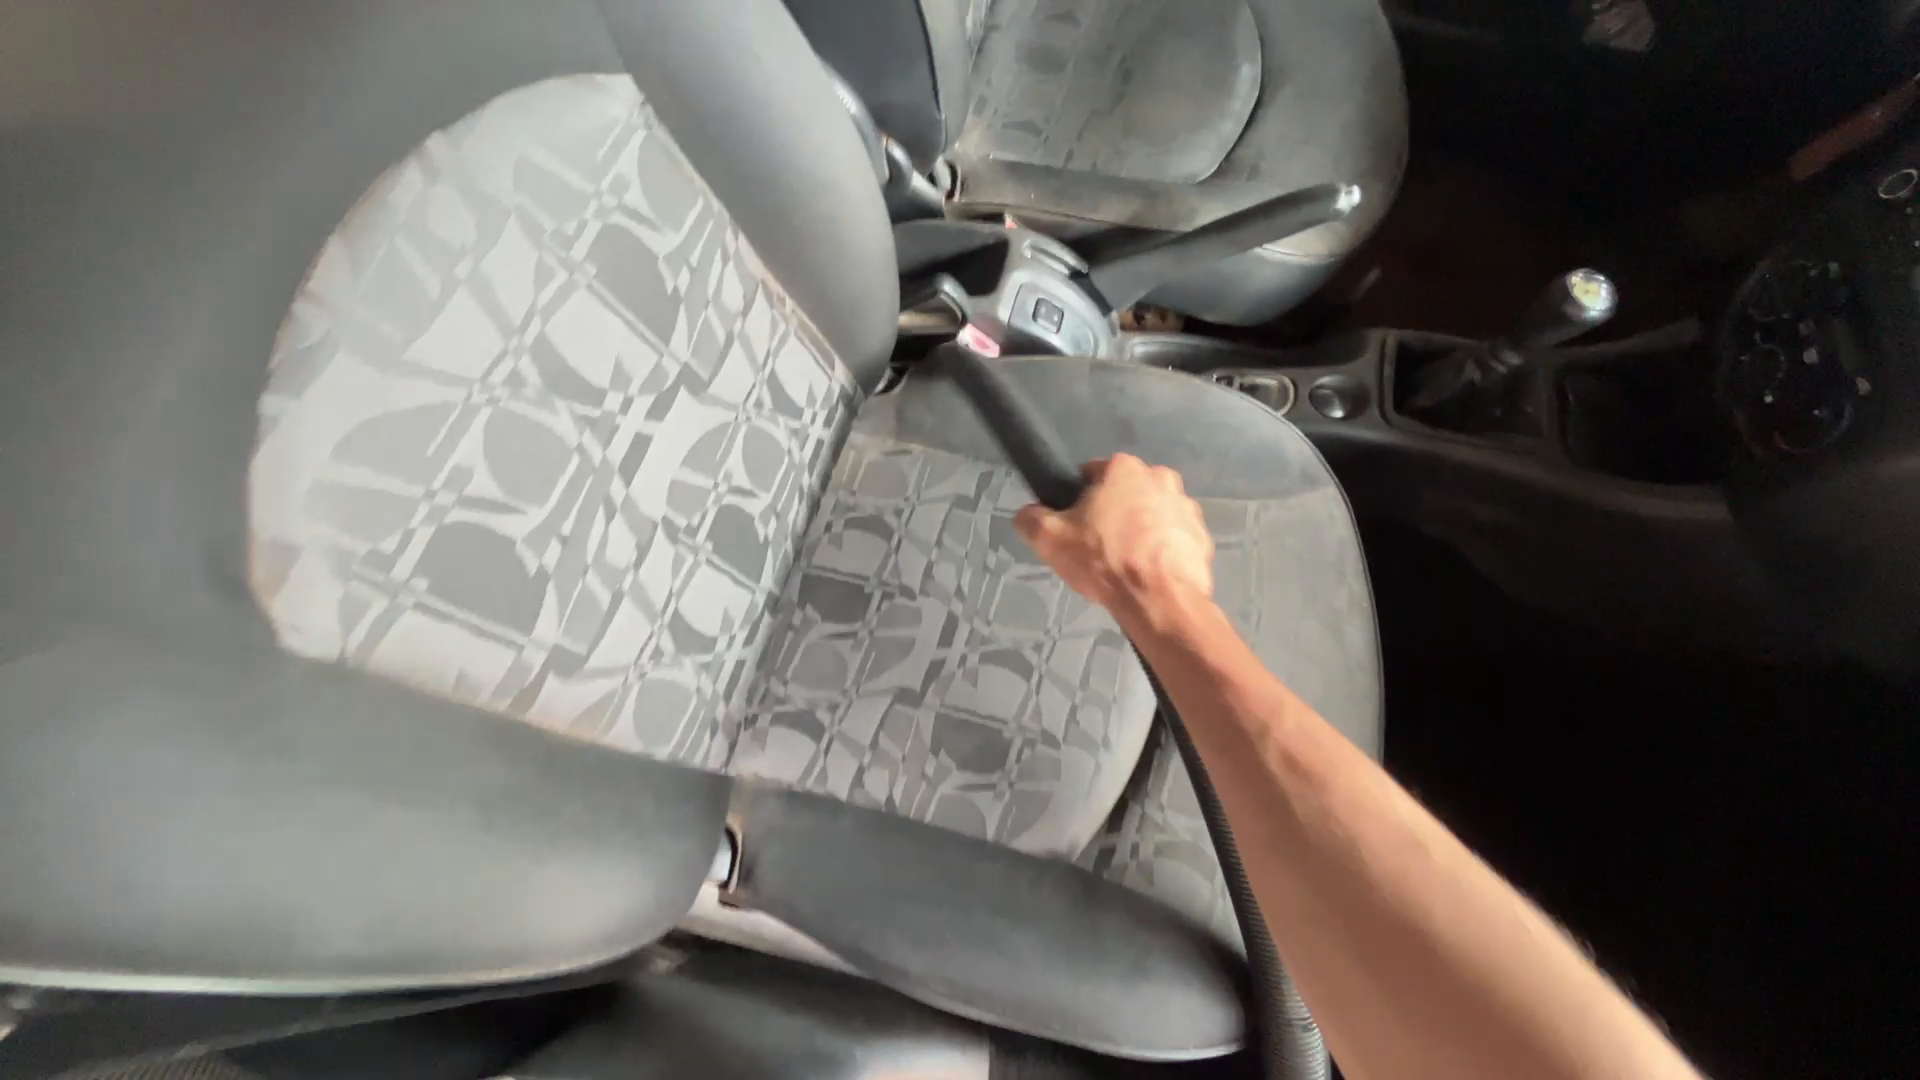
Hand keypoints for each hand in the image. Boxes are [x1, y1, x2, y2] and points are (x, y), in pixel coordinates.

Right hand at [1014, 454, 1214, 616]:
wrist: (1159, 600)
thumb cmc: (1104, 560)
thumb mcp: (1050, 539)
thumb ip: (1030, 519)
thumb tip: (1027, 514)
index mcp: (1124, 468)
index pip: (1091, 474)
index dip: (1077, 499)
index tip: (1074, 525)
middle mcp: (1160, 477)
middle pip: (1125, 493)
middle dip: (1112, 513)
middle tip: (1097, 546)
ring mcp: (1186, 507)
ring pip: (1152, 514)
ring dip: (1139, 531)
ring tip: (1124, 564)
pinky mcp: (1202, 537)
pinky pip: (1173, 539)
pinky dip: (1161, 551)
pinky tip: (1148, 574)